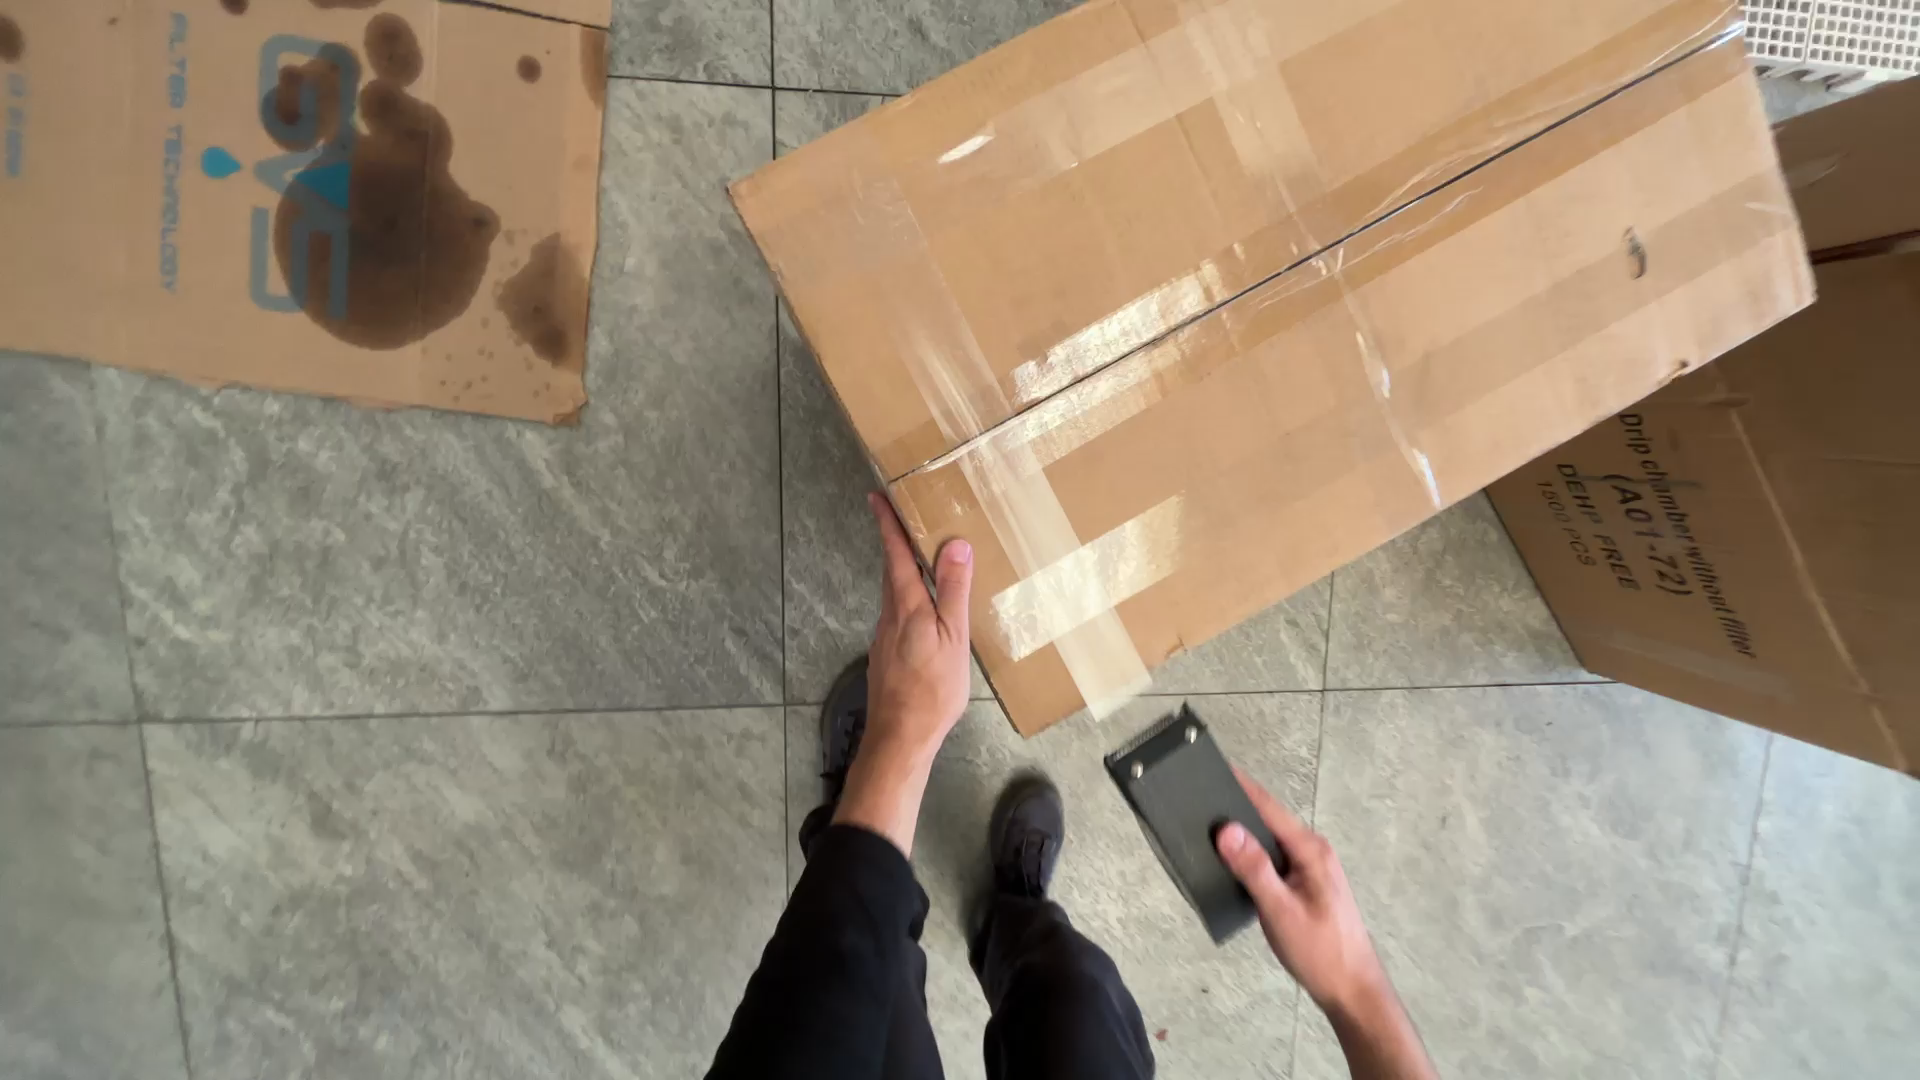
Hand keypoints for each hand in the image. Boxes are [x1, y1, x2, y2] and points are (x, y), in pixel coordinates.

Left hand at [864, 492, 973, 754]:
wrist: (901, 736)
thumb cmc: (932, 687)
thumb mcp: (953, 637)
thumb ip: (952, 591)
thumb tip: (954, 544)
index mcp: (907, 605)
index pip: (895, 554)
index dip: (887, 524)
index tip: (876, 497)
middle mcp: (890, 615)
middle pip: (891, 570)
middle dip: (894, 542)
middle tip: (901, 518)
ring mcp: (885, 637)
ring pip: (894, 594)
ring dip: (902, 570)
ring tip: (919, 558)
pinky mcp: (887, 655)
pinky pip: (898, 615)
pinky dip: (907, 598)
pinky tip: (923, 610)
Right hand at [1215, 768, 1385, 1012]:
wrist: (1354, 994)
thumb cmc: (1320, 951)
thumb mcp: (1281, 911)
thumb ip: (1254, 869)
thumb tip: (1225, 828)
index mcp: (1309, 849)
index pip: (1267, 806)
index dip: (1239, 785)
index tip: (1209, 766)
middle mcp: (1311, 849)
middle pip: (1266, 816)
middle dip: (1234, 804)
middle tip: (1194, 797)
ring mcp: (1309, 866)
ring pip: (1268, 837)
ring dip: (1240, 829)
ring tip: (1203, 823)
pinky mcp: (1303, 881)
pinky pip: (1271, 854)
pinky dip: (1248, 850)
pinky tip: (1227, 858)